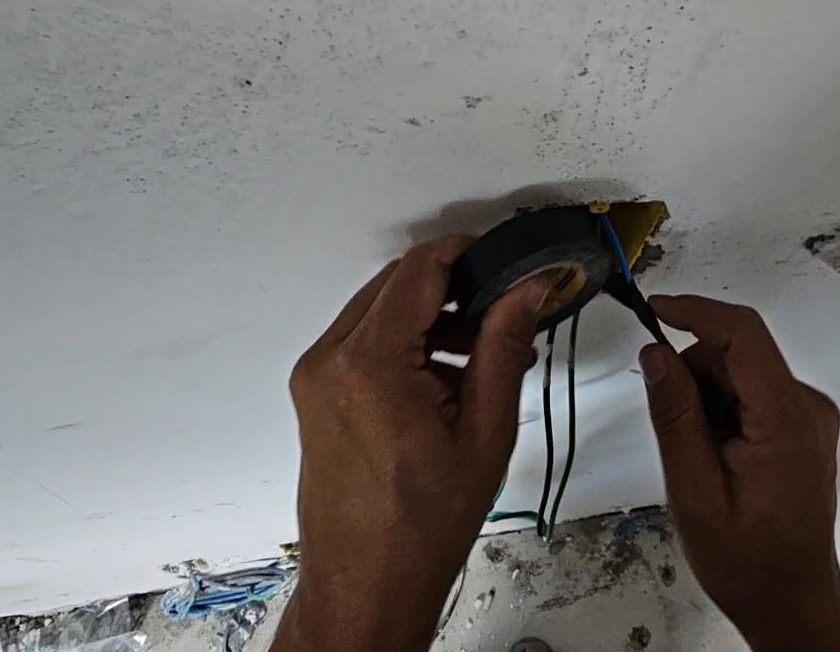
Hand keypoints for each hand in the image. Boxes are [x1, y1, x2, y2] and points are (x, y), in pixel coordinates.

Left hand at [275, 237, 545, 651]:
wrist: (366, 586)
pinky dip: (405, 339)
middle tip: (498, 303)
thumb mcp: (485, 430)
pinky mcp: (316, 391)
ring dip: (429, 313)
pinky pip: (364, 338)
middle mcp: (331, 361)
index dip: (463, 252)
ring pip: (379, 307)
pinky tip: (446, 374)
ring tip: (480, 348)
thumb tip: (524, 290)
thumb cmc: (421, 525)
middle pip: (396, 282)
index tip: (498, 255)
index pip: (418, 270)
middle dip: (450, 284)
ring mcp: (316, 376)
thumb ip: (504, 346)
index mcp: (370, 366)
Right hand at [638, 294, 839, 651]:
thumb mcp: (694, 493)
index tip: (652, 308)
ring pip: (737, 370)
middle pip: (735, 353)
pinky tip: (717, 453)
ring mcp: (807, 412)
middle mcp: (807, 405)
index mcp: (787, 420)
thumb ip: (675, 417)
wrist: (792, 602)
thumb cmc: (747, 562)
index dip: (696, 311)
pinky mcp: (800, 420)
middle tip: (675, 432)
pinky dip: (720, 409)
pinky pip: (748, 389)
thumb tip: (655, 353)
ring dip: (705, 398)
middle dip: (692, 376)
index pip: (744, 334)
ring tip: (702, 456)